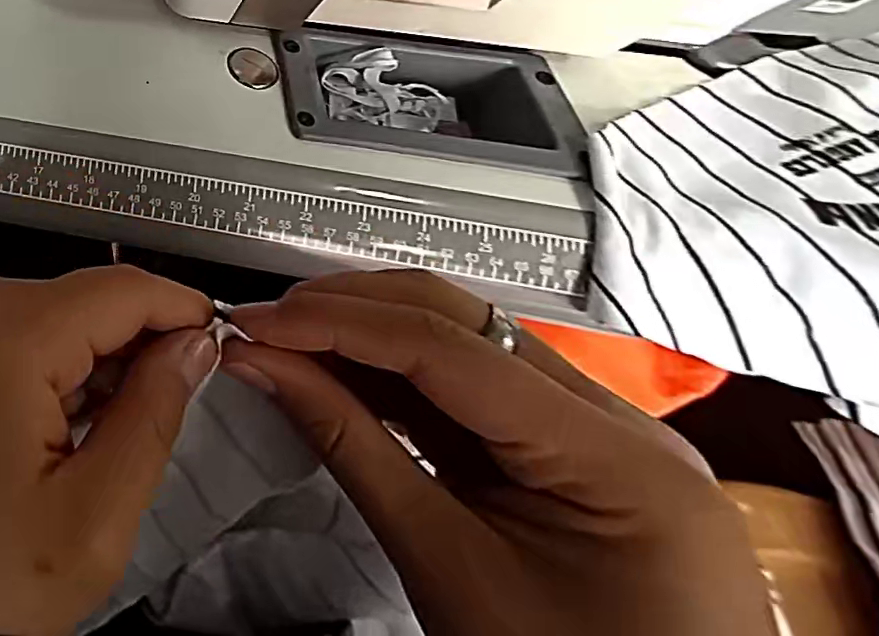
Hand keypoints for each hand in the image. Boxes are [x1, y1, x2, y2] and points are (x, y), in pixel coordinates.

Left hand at [0, 266, 217, 635]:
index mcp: (17, 328)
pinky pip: (36, 330)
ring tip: (111, 441)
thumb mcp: (88, 519)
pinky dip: (69, 368)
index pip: (131, 288)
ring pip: (72, 314)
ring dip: (107, 364)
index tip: (221, 356)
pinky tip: (68, 429)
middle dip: (146, 347)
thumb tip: (192, 348)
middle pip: (100, 297)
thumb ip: (153, 418)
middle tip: (166, 423)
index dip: (186, 314)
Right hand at [222, 270, 772, 635]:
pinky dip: (390, 372)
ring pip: (456, 337)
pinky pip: (462, 383)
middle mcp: (618, 424)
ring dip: (362, 332)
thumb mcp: (446, 569)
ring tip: (288, 342)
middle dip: (347, 309)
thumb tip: (268, 366)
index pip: (447, 346)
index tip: (260, 323)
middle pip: (456, 319)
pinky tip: (337, 371)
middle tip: (266, 324)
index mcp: (619, 461)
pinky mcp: (561, 445)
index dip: (337, 321)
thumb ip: (350, 447)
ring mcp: (593, 430)